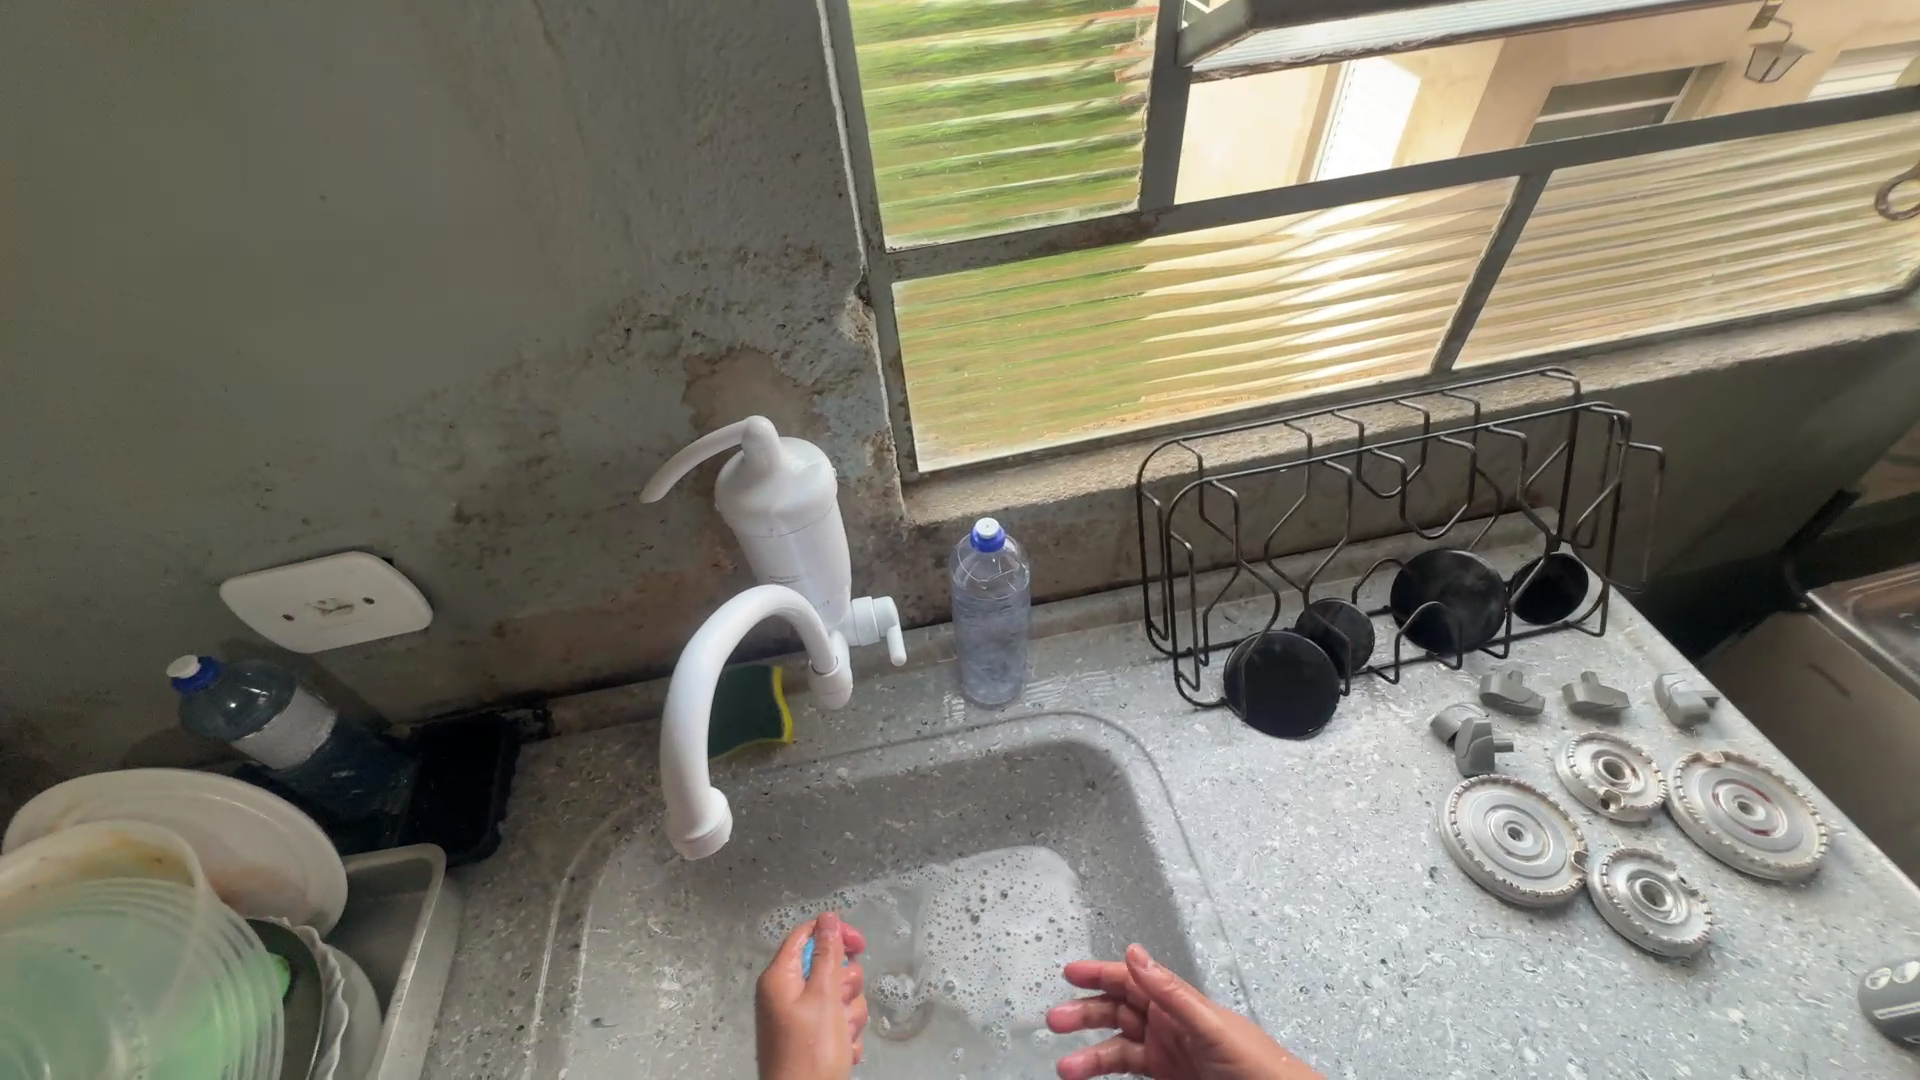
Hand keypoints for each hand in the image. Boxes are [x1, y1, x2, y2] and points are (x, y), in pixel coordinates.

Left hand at [756, 912, 870, 1079]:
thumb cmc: (811, 1051)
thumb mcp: (824, 996)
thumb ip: (828, 953)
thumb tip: (828, 916)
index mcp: (780, 977)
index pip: (808, 934)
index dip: (835, 933)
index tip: (860, 945)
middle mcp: (786, 994)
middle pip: (828, 966)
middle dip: (846, 984)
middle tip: (842, 1003)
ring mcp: (799, 1018)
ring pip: (838, 995)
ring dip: (849, 1013)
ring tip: (844, 1035)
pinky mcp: (811, 1039)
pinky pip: (837, 1021)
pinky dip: (845, 1033)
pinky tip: (844, 1050)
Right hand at [1047, 944, 1322, 1079]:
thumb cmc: (1260, 1065)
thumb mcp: (1211, 1025)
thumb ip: (1171, 991)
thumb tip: (1136, 953)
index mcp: (1176, 1001)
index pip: (1129, 979)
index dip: (1098, 973)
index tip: (1070, 973)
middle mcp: (1168, 1023)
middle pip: (1116, 1011)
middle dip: (1085, 1013)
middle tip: (1057, 1020)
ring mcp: (1168, 1053)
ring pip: (1118, 1046)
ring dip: (1090, 1053)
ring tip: (1066, 1066)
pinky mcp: (1169, 1078)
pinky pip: (1130, 1069)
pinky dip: (1106, 1071)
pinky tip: (1088, 1075)